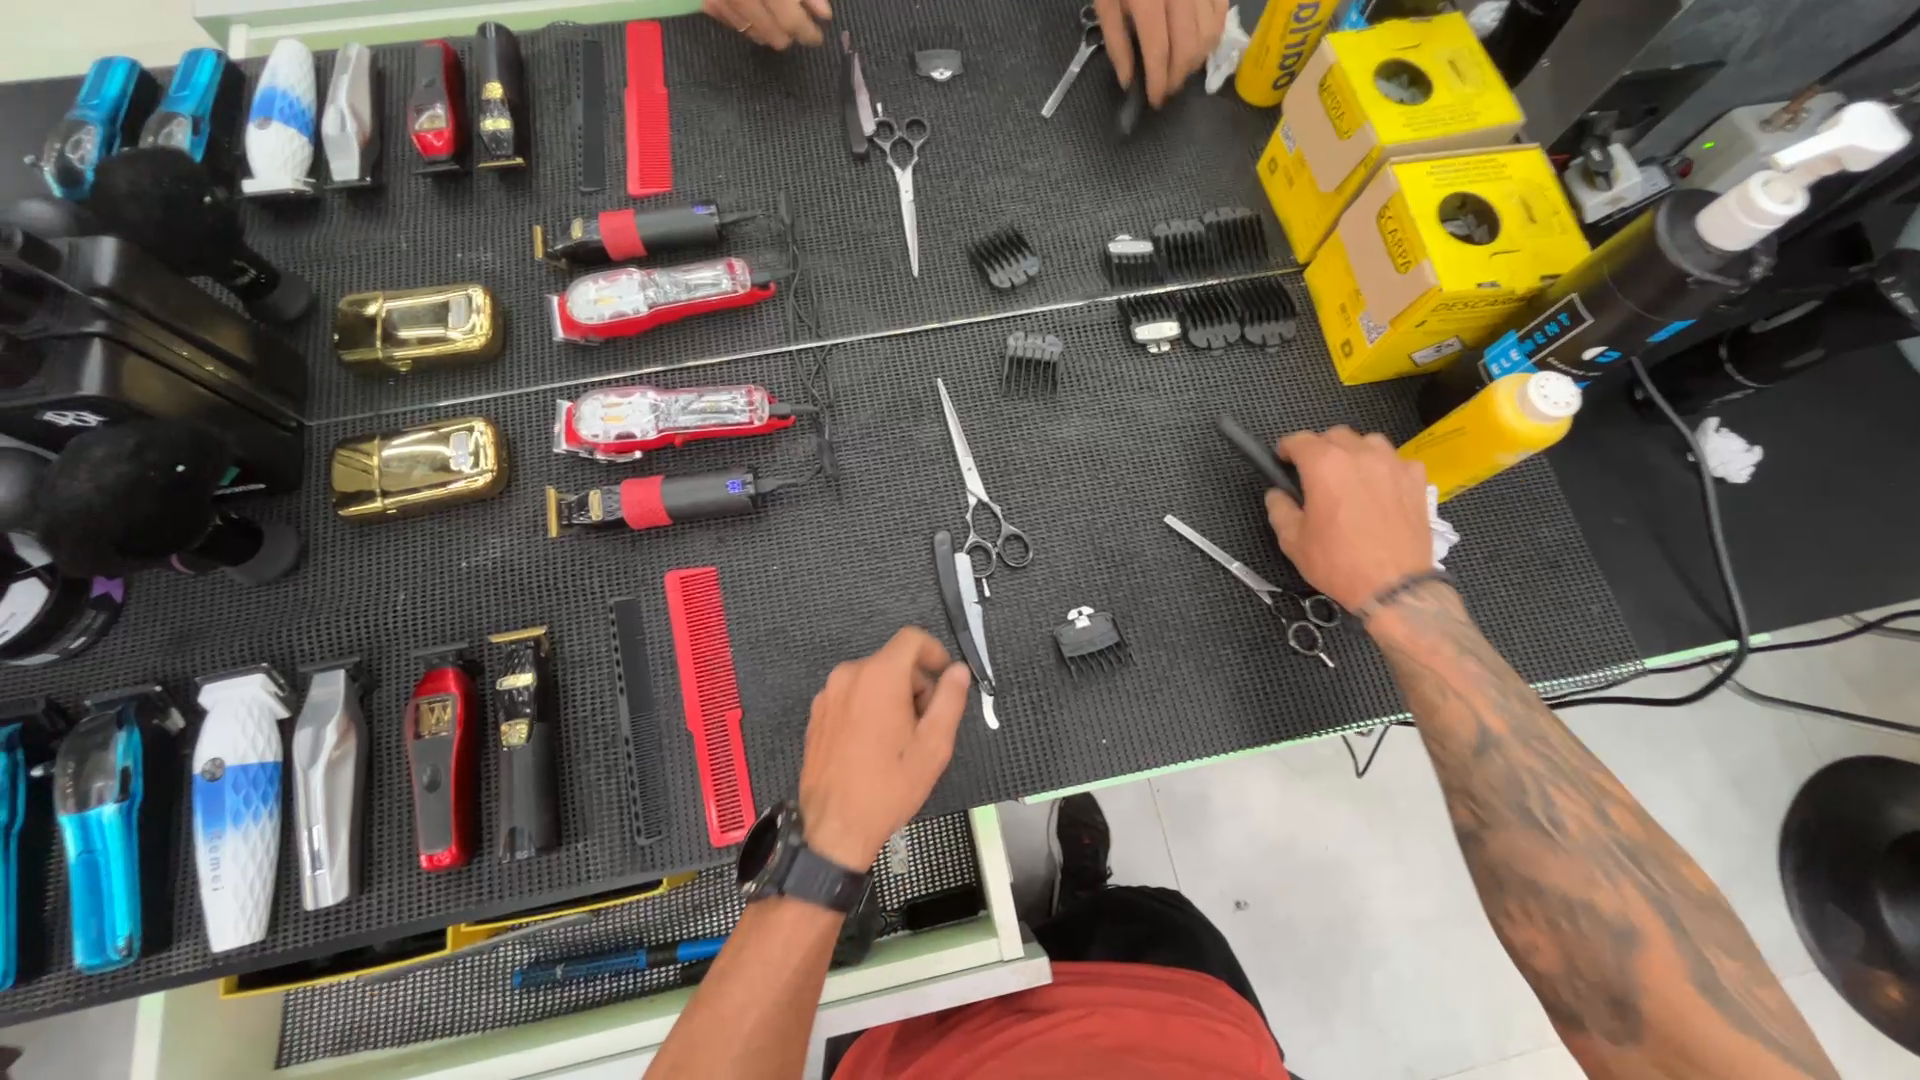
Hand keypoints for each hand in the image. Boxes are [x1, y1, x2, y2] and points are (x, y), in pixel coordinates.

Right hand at [702, 0, 830, 48]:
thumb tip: (823, 15)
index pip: (793, 24)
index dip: (808, 34)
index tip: (816, 37)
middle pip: (774, 37)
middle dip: (788, 35)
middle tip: (796, 26)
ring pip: (753, 34)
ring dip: (767, 31)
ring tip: (775, 17)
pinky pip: (730, 22)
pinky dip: (744, 21)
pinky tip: (752, 10)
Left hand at [798, 628, 970, 869]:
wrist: (835, 826)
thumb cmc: (889, 786)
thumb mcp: (934, 745)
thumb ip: (950, 700)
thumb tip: (958, 672)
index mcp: (879, 676)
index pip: (911, 639)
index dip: (935, 652)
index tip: (945, 679)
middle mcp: (848, 676)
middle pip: (893, 662)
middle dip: (916, 685)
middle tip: (927, 724)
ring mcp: (827, 695)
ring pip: (872, 680)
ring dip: (893, 698)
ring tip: (901, 741)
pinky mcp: (816, 715)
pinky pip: (852, 697)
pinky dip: (869, 709)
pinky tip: (875, 746)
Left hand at [1095, 0, 1228, 106]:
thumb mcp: (1106, 0)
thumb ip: (1116, 41)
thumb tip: (1128, 80)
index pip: (1159, 51)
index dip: (1158, 82)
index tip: (1154, 101)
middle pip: (1188, 47)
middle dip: (1177, 77)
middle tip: (1165, 90)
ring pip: (1209, 33)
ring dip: (1195, 62)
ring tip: (1178, 71)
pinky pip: (1221, 13)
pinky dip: (1211, 35)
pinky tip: (1197, 46)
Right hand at [1265, 426, 1433, 613]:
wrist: (1393, 585)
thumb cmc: (1338, 563)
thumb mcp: (1293, 541)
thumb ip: (1279, 509)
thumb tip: (1277, 494)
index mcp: (1324, 466)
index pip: (1299, 440)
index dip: (1286, 448)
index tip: (1283, 460)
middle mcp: (1360, 455)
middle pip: (1335, 435)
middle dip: (1319, 448)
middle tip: (1313, 474)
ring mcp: (1392, 464)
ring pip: (1368, 442)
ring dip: (1353, 452)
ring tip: (1349, 476)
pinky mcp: (1417, 479)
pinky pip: (1396, 461)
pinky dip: (1384, 468)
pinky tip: (1380, 488)